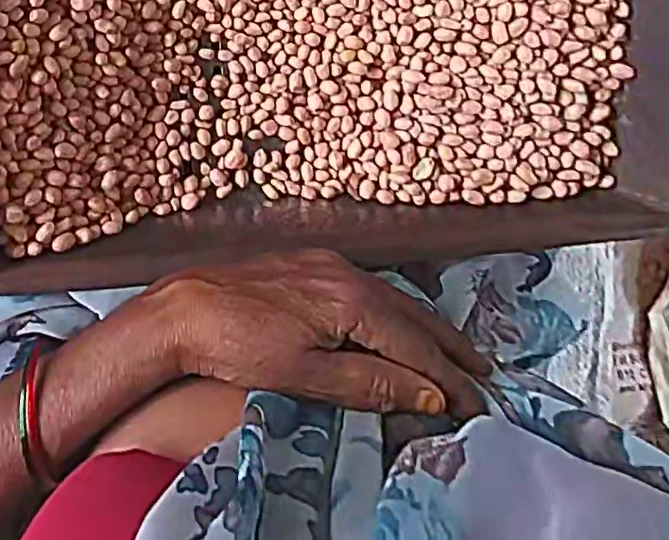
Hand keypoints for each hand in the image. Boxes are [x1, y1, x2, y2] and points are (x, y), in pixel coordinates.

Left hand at [138, 249, 490, 417]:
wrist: (184, 306)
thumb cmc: (239, 342)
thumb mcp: (305, 373)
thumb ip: (370, 381)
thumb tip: (429, 393)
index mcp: (347, 298)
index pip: (414, 344)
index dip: (448, 379)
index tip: (475, 407)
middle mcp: (341, 271)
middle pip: (410, 312)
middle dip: (448, 347)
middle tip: (484, 376)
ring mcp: (322, 262)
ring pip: (390, 296)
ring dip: (422, 326)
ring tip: (451, 353)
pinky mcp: (305, 263)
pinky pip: (365, 286)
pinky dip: (391, 309)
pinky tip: (395, 322)